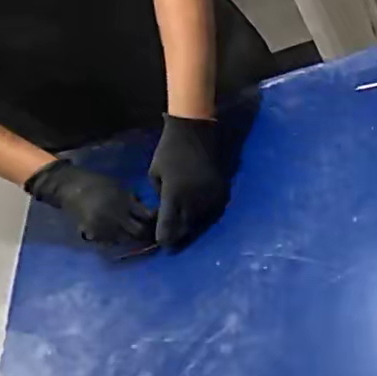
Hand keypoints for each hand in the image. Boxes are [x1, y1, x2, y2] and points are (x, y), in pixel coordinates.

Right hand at [23, 159, 153, 247]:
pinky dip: (115, 240)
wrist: (70, 186)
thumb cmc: (97, 183)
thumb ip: (133, 201)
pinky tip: (114, 233)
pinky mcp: (94, 233)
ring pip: (126, 240)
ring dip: (130, 237)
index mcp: (124, 201)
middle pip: (138, 232)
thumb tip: (148, 213)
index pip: (147, 216)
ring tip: (128, 232)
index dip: (153, 220)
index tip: (155, 221)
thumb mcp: (119, 187)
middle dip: (144, 233)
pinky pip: (110, 242)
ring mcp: (105, 226)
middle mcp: (116, 215)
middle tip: (146, 232)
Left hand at [148, 115, 229, 248]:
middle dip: (178, 236)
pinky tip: (198, 215)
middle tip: (172, 241)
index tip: (162, 243)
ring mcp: (209, 198)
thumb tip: (166, 211)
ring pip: (200, 223)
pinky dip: (204, 217)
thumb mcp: (155, 173)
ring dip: (192, 227)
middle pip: (186, 230)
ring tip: (185, 229)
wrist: (196, 133)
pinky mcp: (221, 193)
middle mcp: (193, 200)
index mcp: (173, 195)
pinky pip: (212, 213)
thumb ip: (160, 196)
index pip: (168, 227)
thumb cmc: (170, 150)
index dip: (164, 238)